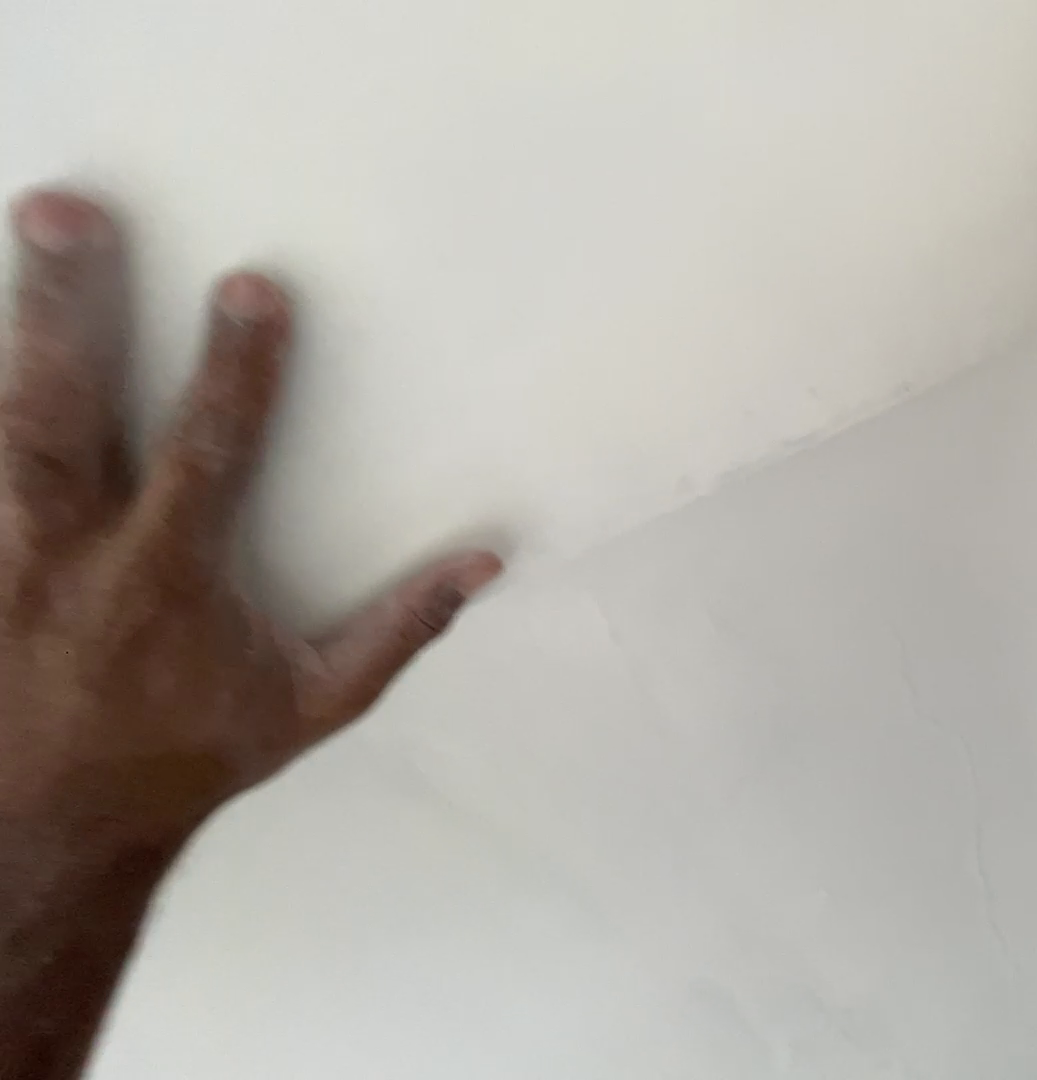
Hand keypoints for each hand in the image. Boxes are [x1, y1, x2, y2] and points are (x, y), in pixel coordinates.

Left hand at [0, 190, 501, 853]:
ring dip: (4, 337)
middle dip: (69, 310)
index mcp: (165, 574)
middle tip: (70, 214)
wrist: (42, 831)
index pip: (213, 448)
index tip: (253, 290)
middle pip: (61, 411)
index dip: (240, 368)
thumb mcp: (324, 699)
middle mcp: (61, 551)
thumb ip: (406, 625)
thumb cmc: (193, 753)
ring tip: (20, 246)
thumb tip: (485, 564)